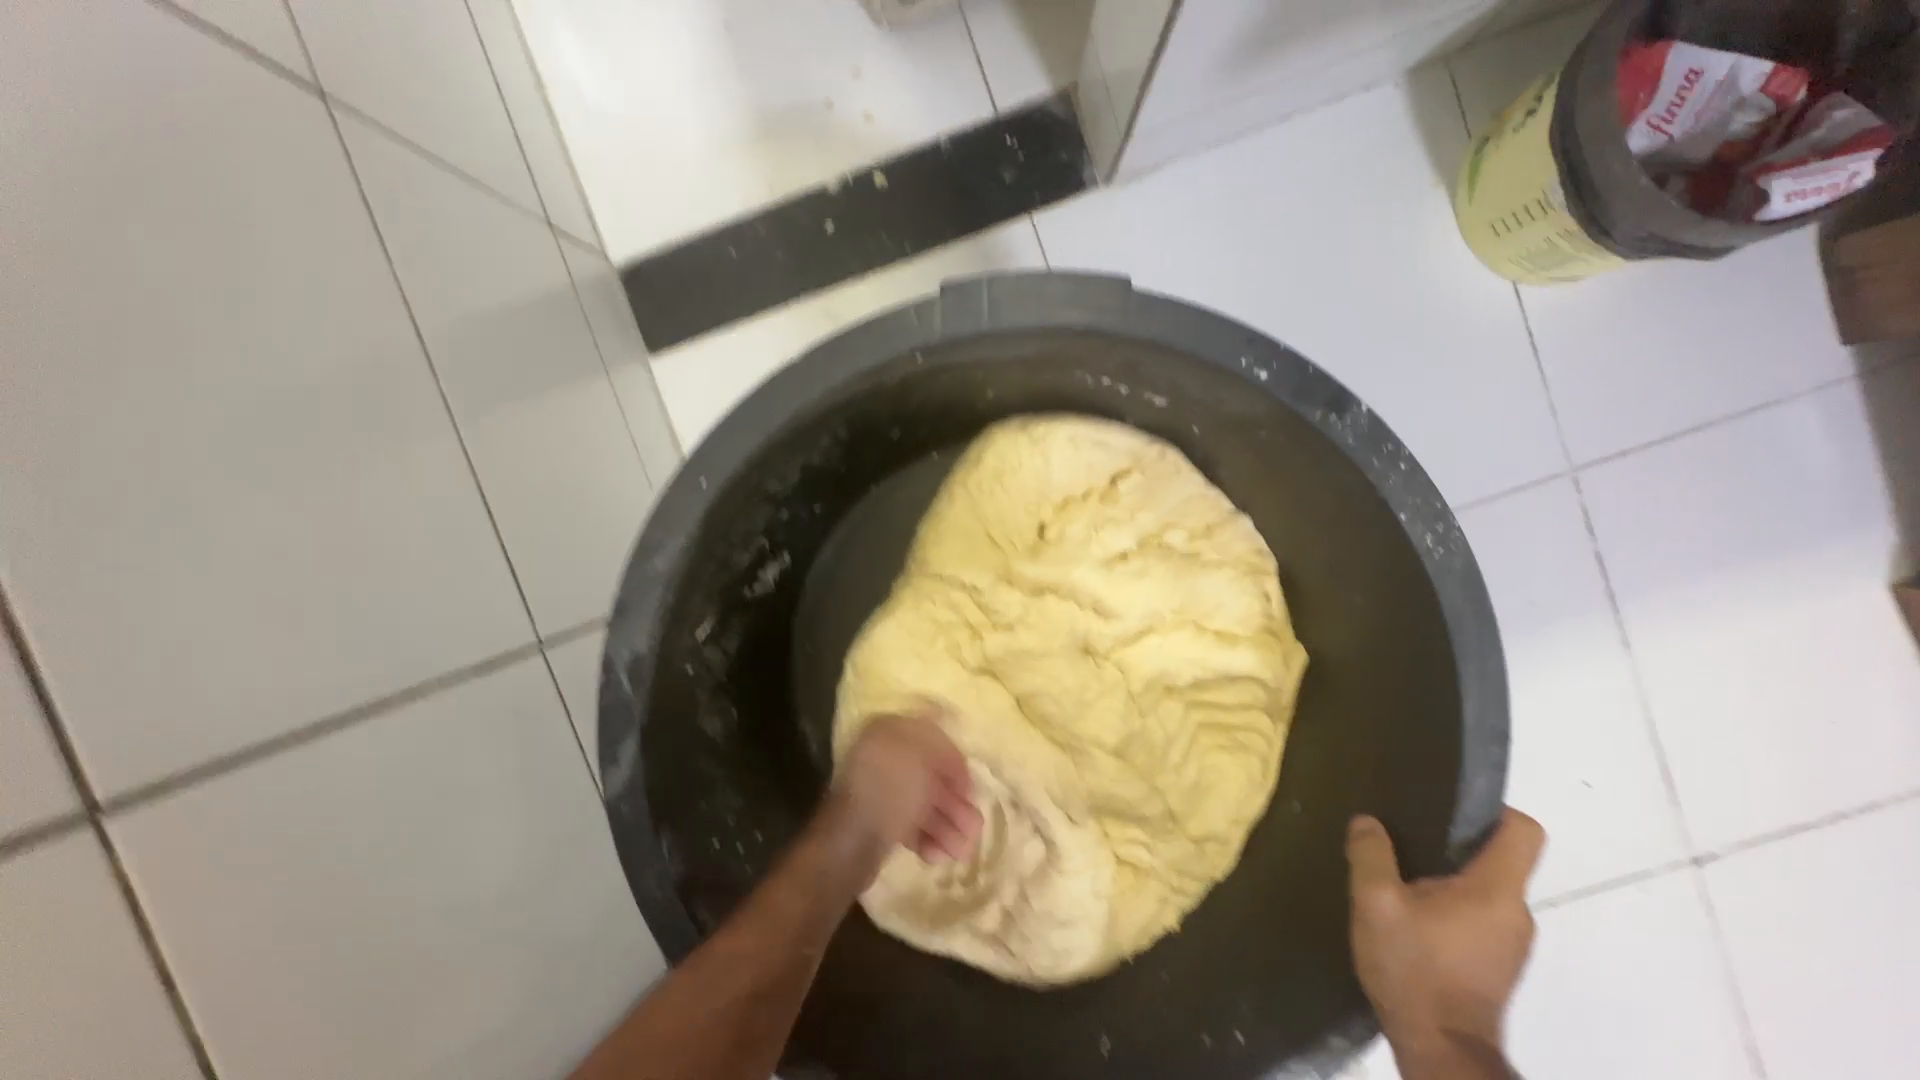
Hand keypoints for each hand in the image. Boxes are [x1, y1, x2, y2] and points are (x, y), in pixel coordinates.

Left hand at [835, 708, 982, 863]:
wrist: (851, 842)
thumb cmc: (891, 791)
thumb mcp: (923, 757)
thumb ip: (942, 749)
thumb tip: (953, 756)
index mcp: (888, 732)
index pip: (931, 738)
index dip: (955, 762)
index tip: (970, 787)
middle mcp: (882, 758)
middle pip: (930, 777)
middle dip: (955, 803)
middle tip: (974, 827)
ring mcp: (879, 792)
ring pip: (923, 804)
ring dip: (947, 826)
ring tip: (961, 850)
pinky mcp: (877, 824)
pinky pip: (909, 826)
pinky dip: (927, 839)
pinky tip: (937, 855)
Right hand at [1347, 808, 1544, 1058]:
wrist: (1438, 1048)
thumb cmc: (1413, 970)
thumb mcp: (1375, 905)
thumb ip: (1370, 856)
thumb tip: (1368, 822)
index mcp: (1496, 890)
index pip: (1524, 830)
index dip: (1493, 810)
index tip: (1449, 809)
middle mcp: (1516, 913)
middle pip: (1499, 859)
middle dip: (1454, 848)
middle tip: (1406, 847)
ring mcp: (1512, 944)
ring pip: (1486, 891)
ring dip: (1449, 884)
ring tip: (1402, 887)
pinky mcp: (1499, 966)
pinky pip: (1481, 919)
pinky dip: (1453, 912)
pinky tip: (1412, 923)